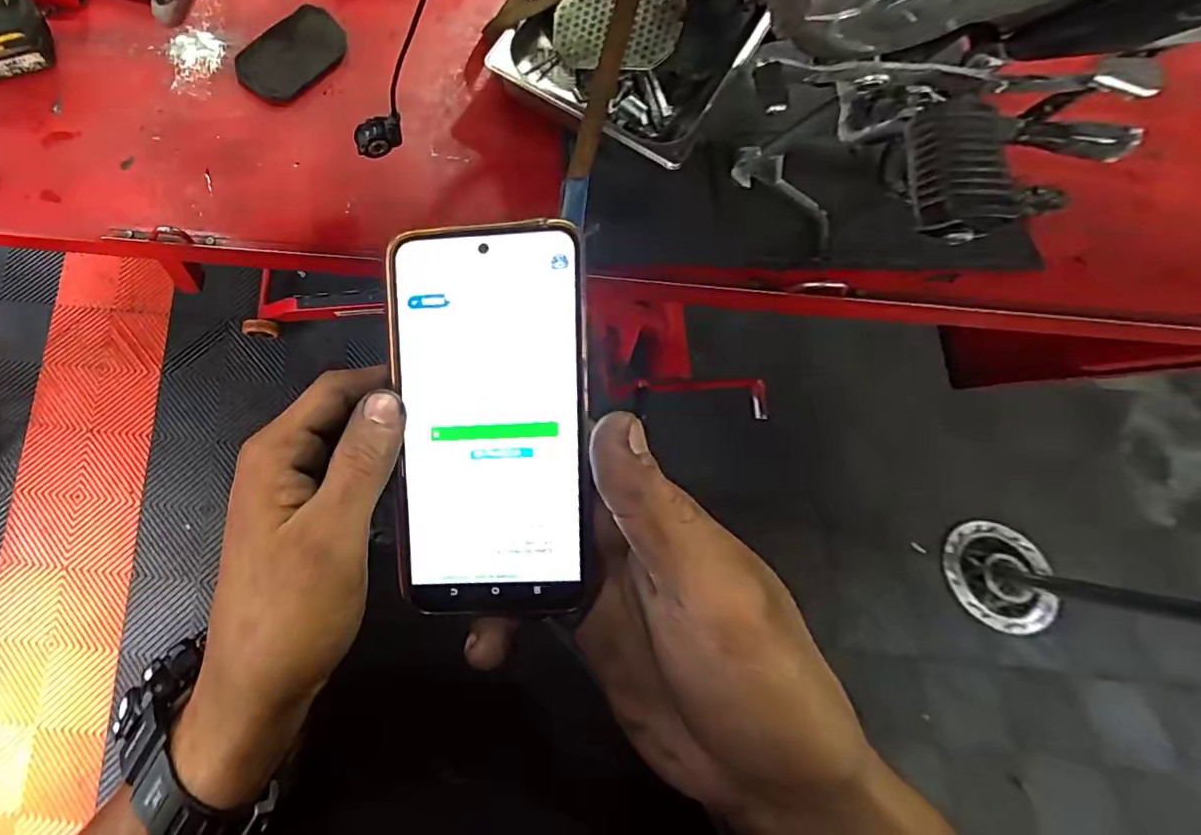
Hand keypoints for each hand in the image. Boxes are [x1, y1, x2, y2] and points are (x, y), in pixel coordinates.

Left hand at [170, 367, 402, 809]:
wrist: (256, 688)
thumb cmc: (291, 610)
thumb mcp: (334, 532)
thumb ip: (360, 461)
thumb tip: (387, 398)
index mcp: (273, 451)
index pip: (330, 390)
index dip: (377, 378)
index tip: (431, 378)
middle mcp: (274, 462)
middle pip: (334, 417)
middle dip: (383, 413)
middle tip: (444, 415)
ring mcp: (285, 494)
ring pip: (339, 451)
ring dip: (379, 448)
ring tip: (436, 446)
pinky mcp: (298, 522)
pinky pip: (337, 483)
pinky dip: (369, 479)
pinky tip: (405, 489)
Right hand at [467, 413, 950, 834]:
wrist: (773, 787)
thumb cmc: (756, 675)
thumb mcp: (706, 589)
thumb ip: (653, 509)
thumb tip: (615, 420)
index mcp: (647, 513)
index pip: (580, 453)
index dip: (528, 428)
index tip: (466, 413)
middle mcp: (614, 537)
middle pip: (536, 500)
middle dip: (483, 497)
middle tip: (427, 503)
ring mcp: (594, 583)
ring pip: (520, 549)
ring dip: (482, 563)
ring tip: (443, 582)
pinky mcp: (578, 625)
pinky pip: (524, 604)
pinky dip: (498, 619)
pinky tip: (483, 645)